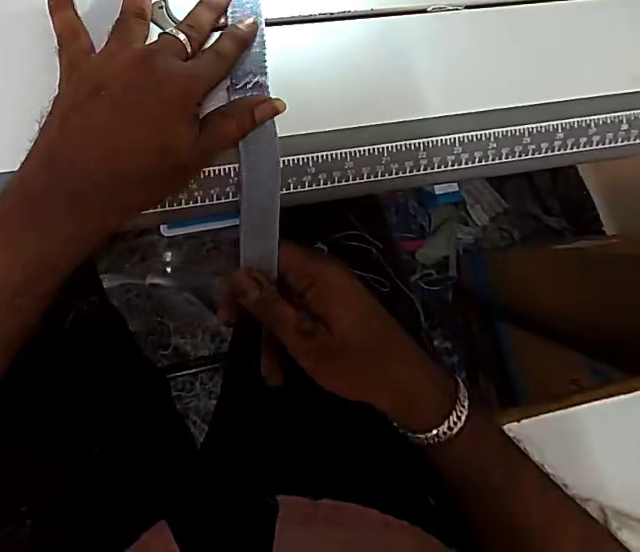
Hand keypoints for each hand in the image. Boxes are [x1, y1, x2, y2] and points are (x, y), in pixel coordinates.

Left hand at [2, 0, 284, 250]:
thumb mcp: (193, 156)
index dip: (238, 38)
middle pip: (185, 29)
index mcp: (181, 87)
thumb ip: (232, 124)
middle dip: (207, 8)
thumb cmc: (132, 177)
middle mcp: (149, 64)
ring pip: (132, 13)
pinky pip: (69, 30)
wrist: (76, 186)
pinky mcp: (79, 66)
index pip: (219, 55)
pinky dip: (61, 6)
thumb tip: (267, 105)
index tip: (248, 22)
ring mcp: (113, 60)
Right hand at [222, 242, 457, 432]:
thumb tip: (237, 274)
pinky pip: (301, 311)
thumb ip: (270, 307)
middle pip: (273, 276)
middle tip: (234, 333)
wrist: (412, 389)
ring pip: (284, 299)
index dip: (243, 273)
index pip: (268, 251)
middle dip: (254, 308)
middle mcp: (322, 272)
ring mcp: (329, 290)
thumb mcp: (307, 342)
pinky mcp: (335, 306)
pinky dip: (289, 335)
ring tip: (269, 372)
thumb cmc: (359, 365)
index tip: (228, 305)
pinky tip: (282, 370)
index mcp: (317, 271)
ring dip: (271, 332)